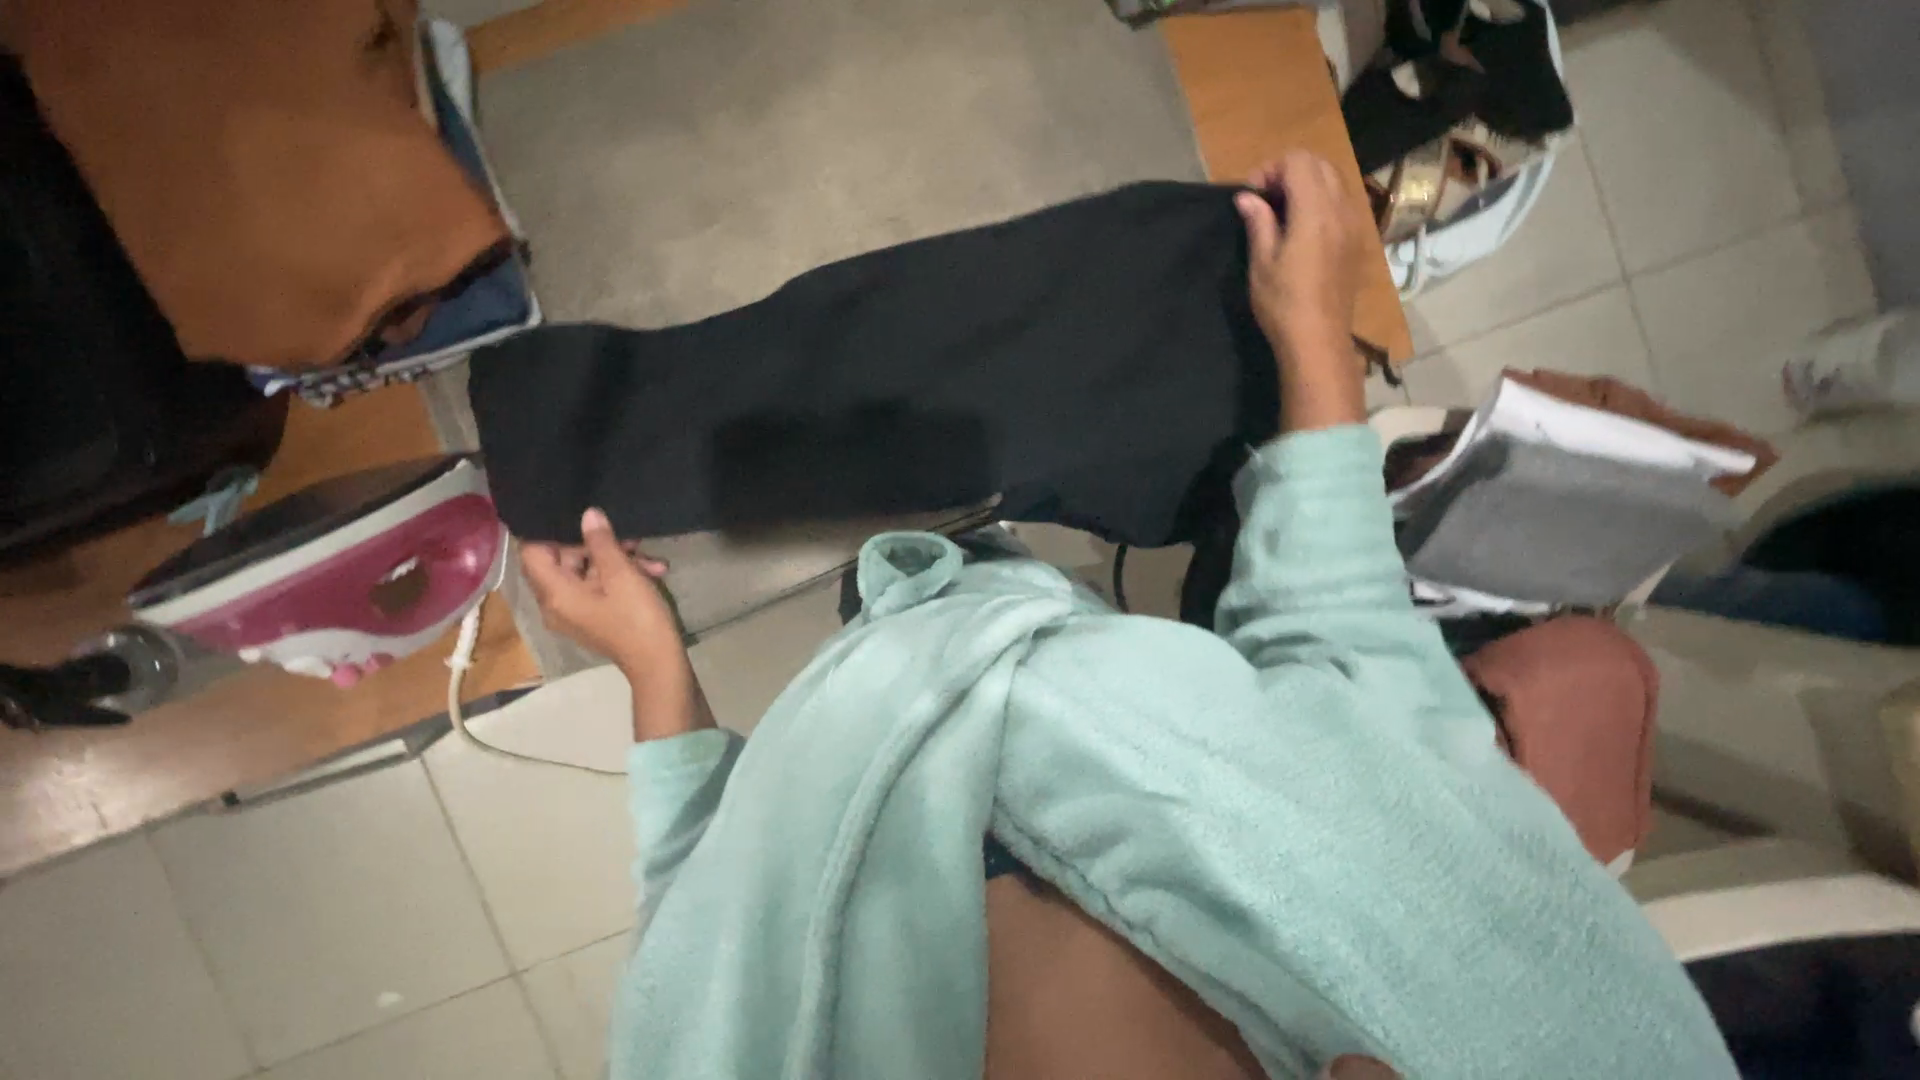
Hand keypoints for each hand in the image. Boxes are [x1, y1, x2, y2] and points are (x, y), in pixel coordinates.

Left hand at [520, 508, 680, 675]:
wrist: (658, 663)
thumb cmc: (636, 617)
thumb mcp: (622, 575)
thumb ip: (602, 542)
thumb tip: (588, 514)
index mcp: (554, 594)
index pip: (533, 553)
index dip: (550, 532)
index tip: (575, 516)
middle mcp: (556, 604)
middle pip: (563, 561)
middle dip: (595, 544)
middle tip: (626, 534)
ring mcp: (576, 612)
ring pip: (586, 573)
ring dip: (616, 560)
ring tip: (648, 554)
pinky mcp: (594, 617)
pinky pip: (598, 588)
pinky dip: (620, 577)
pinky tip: (654, 570)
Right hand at [1234, 152, 1370, 363]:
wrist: (1317, 339)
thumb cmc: (1283, 303)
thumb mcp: (1262, 262)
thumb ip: (1259, 222)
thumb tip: (1247, 198)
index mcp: (1315, 211)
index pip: (1298, 161)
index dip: (1271, 168)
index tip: (1251, 195)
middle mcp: (1341, 209)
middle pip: (1320, 165)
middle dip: (1290, 171)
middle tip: (1265, 199)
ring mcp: (1354, 224)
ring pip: (1334, 181)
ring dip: (1307, 185)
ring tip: (1282, 213)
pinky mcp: (1356, 241)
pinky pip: (1342, 202)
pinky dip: (1321, 201)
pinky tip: (1303, 228)